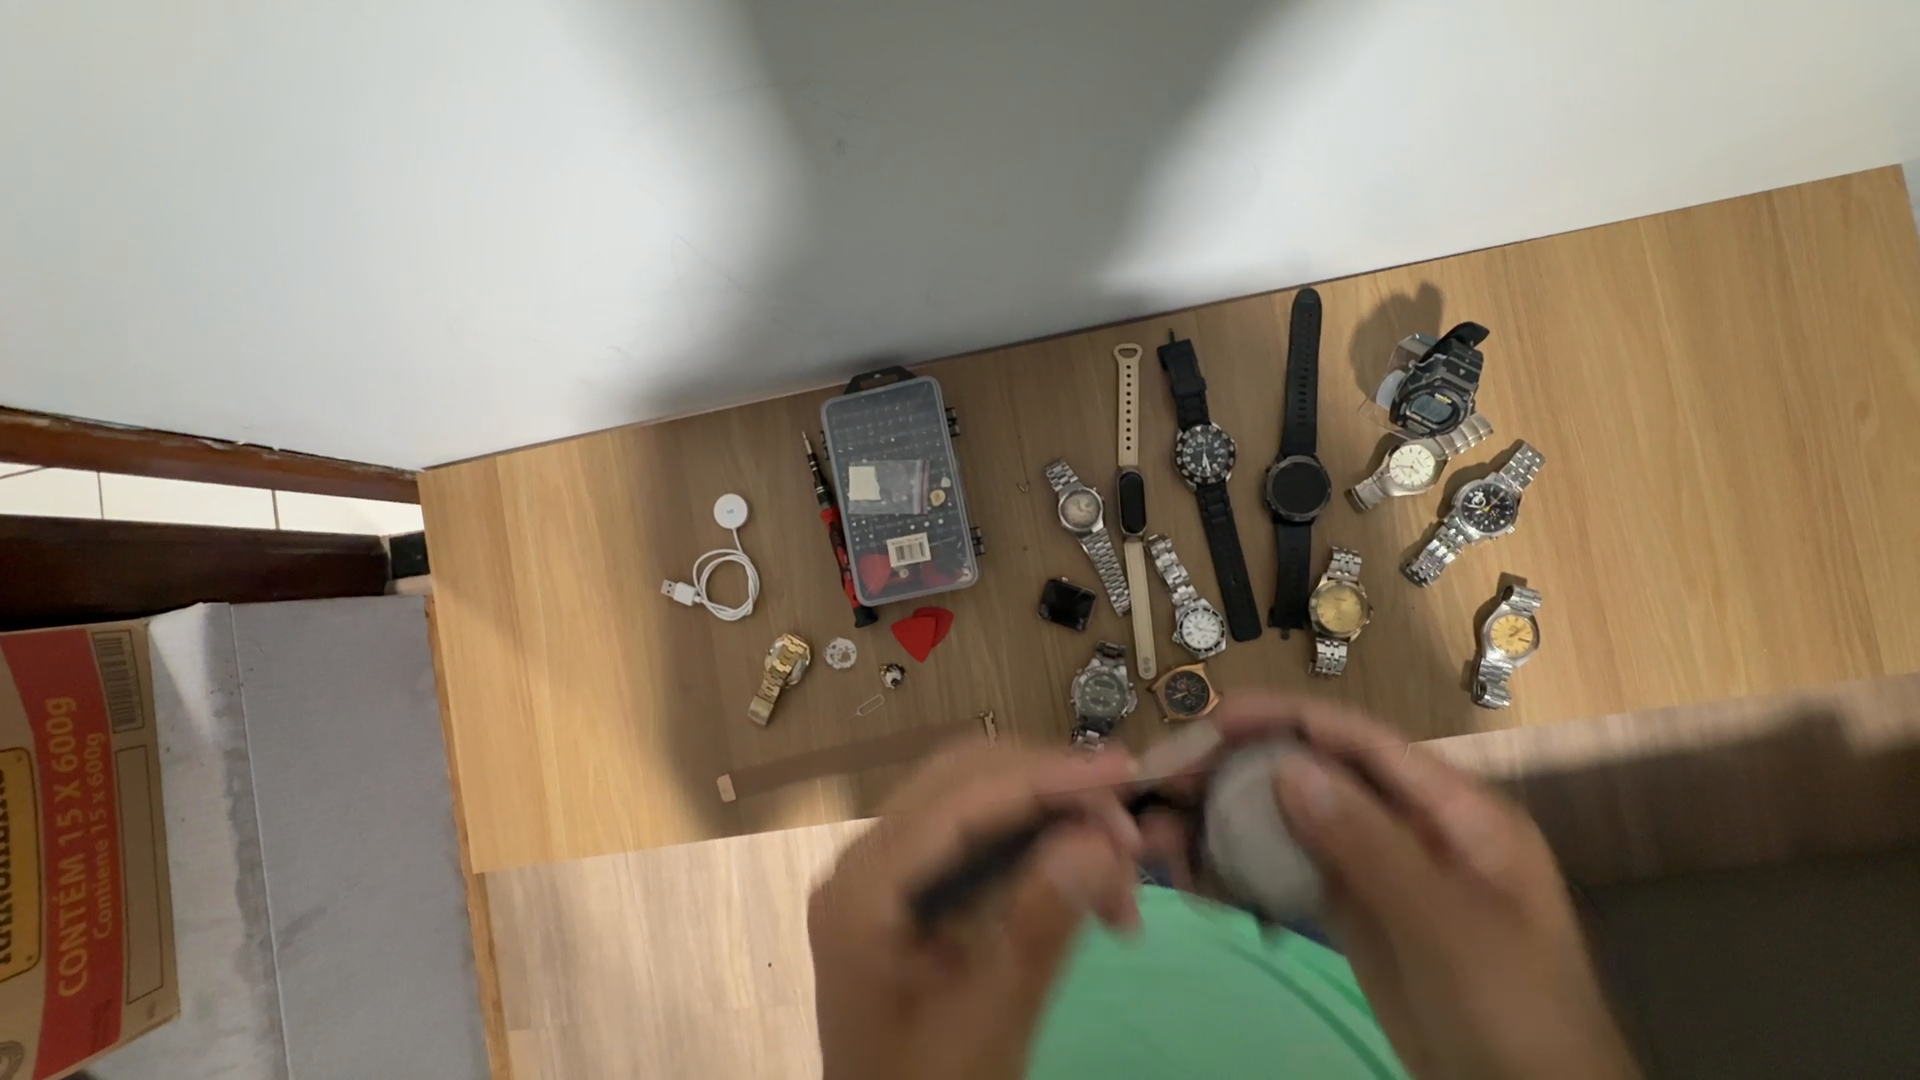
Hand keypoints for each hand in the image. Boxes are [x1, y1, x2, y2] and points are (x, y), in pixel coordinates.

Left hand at [808, 744, 1142, 1079]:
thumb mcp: (988, 1021)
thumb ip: (1039, 924)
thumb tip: (1099, 837)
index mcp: (862, 886)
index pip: (960, 798)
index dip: (1046, 777)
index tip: (1124, 770)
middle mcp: (864, 857)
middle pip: (968, 780)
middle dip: (1055, 795)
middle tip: (1129, 838)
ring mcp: (885, 866)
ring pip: (980, 800)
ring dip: (1054, 822)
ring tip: (1120, 882)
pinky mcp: (910, 882)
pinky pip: (980, 836)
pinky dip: (1040, 850)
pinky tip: (1089, 888)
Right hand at [1212, 692, 1640, 1079]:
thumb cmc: (1512, 1011)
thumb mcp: (1448, 926)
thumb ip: (1370, 844)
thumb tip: (1288, 768)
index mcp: (1453, 807)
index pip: (1358, 739)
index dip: (1285, 718)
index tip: (1215, 717)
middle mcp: (1409, 821)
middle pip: (1316, 771)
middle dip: (1243, 766)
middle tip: (1173, 777)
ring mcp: (1377, 864)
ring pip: (1293, 817)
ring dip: (1233, 814)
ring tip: (1171, 825)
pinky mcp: (1351, 904)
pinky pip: (1290, 865)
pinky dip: (1245, 861)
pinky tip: (1201, 866)